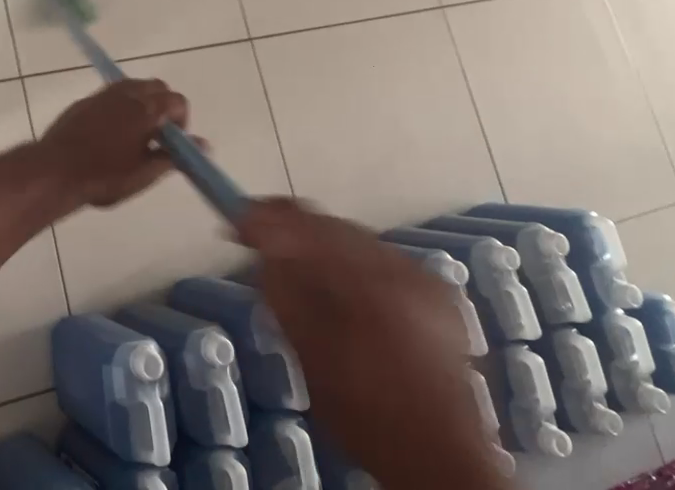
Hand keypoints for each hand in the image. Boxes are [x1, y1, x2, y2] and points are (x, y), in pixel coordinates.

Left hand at [34, 79, 195, 209]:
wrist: (54, 171)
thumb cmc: (104, 177)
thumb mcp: (145, 174)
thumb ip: (175, 157)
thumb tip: (203, 145)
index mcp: (144, 109)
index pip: (176, 100)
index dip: (181, 120)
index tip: (172, 144)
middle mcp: (124, 94)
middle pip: (155, 87)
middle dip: (163, 106)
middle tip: (157, 136)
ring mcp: (101, 96)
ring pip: (131, 87)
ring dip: (141, 103)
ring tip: (135, 135)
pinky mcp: (82, 103)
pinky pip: (110, 96)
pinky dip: (120, 106)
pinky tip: (110, 134)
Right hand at [237, 199, 510, 489]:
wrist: (439, 457)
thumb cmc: (362, 413)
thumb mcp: (307, 351)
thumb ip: (284, 290)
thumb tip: (262, 248)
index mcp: (364, 284)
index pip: (302, 227)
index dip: (263, 217)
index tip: (235, 222)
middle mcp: (398, 270)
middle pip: (330, 226)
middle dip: (291, 228)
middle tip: (256, 239)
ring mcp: (422, 280)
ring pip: (354, 238)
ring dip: (319, 242)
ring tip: (293, 261)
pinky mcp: (436, 294)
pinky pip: (379, 257)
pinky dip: (350, 259)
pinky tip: (337, 282)